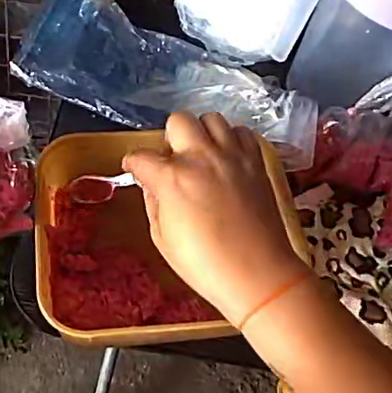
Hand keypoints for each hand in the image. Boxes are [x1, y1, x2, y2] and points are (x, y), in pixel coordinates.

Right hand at [123, 113, 305, 320]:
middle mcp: (203, 158)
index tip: (135, 169)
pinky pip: (242, 133)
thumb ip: (154, 203)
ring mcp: (234, 156)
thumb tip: (152, 184)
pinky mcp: (257, 162)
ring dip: (202, 133)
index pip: (141, 156)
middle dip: (169, 138)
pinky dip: (232, 140)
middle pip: (179, 121)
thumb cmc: (206, 265)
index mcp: (173, 178)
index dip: (133, 164)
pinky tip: (227, 159)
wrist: (258, 273)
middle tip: (173, 160)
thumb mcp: (163, 239)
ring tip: (202, 156)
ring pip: (212, 119)